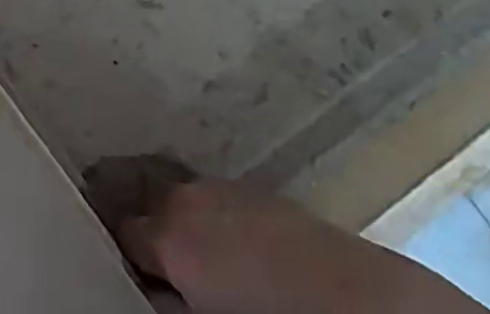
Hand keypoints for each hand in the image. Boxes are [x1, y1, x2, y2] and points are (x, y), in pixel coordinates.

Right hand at [116, 177, 487, 313]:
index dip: (133, 259)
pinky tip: (249, 251)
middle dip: (159, 237)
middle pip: (151, 209)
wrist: (366, 303)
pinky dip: (221, 219)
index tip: (147, 279)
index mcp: (167, 237)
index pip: (123, 234)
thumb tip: (154, 294)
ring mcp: (220, 188)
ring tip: (219, 264)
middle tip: (182, 275)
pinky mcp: (256, 189)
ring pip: (185, 202)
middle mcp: (184, 200)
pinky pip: (219, 201)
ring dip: (191, 226)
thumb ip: (170, 304)